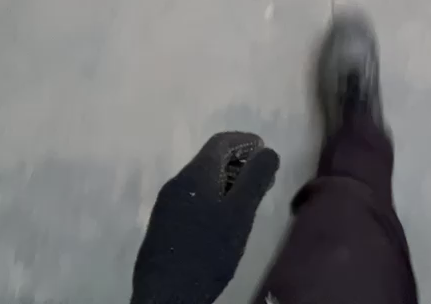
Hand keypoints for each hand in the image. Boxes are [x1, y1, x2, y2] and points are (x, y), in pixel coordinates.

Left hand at [132, 131, 280, 303]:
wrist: (165, 299)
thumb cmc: (207, 252)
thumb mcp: (240, 213)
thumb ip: (256, 179)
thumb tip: (268, 151)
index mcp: (195, 173)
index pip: (221, 141)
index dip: (245, 141)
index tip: (264, 150)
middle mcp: (177, 182)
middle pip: (210, 159)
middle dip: (238, 163)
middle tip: (261, 178)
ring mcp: (166, 204)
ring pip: (201, 181)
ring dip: (226, 182)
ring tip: (246, 200)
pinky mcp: (162, 226)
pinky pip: (192, 199)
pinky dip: (212, 198)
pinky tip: (222, 221)